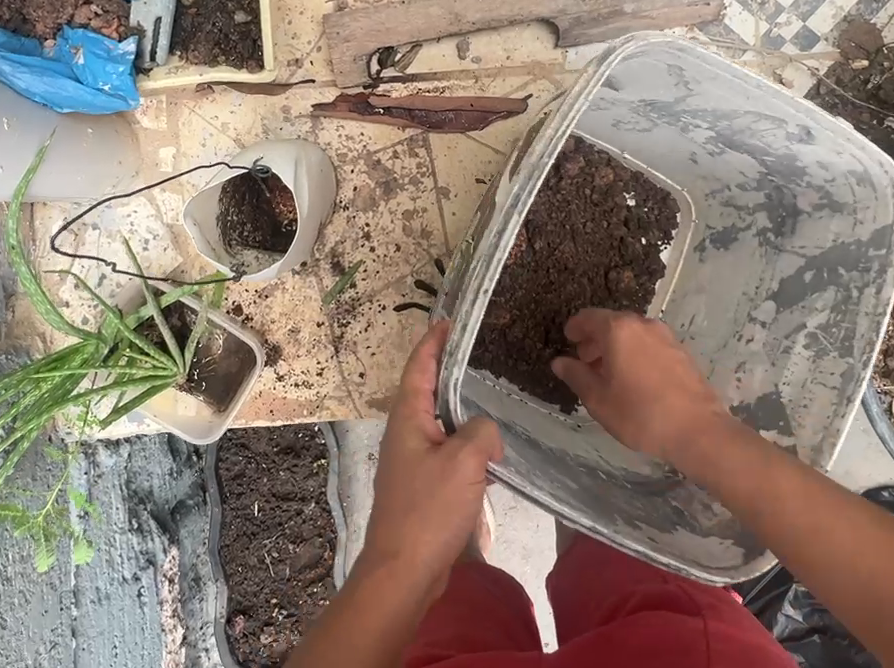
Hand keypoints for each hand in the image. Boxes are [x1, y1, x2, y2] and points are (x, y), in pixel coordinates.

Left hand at [357, 319, 502, 605]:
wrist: (403, 572)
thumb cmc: (428, 510)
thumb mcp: (465, 461)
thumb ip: (482, 431)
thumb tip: (486, 432)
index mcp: (408, 418)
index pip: (420, 366)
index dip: (434, 341)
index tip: (450, 320)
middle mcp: (406, 433)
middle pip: (428, 389)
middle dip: (449, 368)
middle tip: (480, 352)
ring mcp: (412, 460)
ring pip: (439, 421)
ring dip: (461, 406)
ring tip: (490, 393)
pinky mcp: (423, 485)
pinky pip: (447, 449)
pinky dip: (466, 439)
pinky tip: (489, 447)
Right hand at [550, 309, 735, 469]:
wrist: (698, 430)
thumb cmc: (640, 413)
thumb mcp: (598, 399)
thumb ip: (576, 376)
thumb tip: (560, 362)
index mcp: (618, 330)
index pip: (588, 317)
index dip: (575, 327)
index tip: (567, 339)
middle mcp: (642, 324)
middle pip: (612, 323)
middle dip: (595, 339)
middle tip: (584, 361)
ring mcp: (665, 336)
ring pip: (632, 334)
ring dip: (616, 347)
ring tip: (608, 373)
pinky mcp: (681, 352)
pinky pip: (649, 345)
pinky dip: (635, 353)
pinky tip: (634, 379)